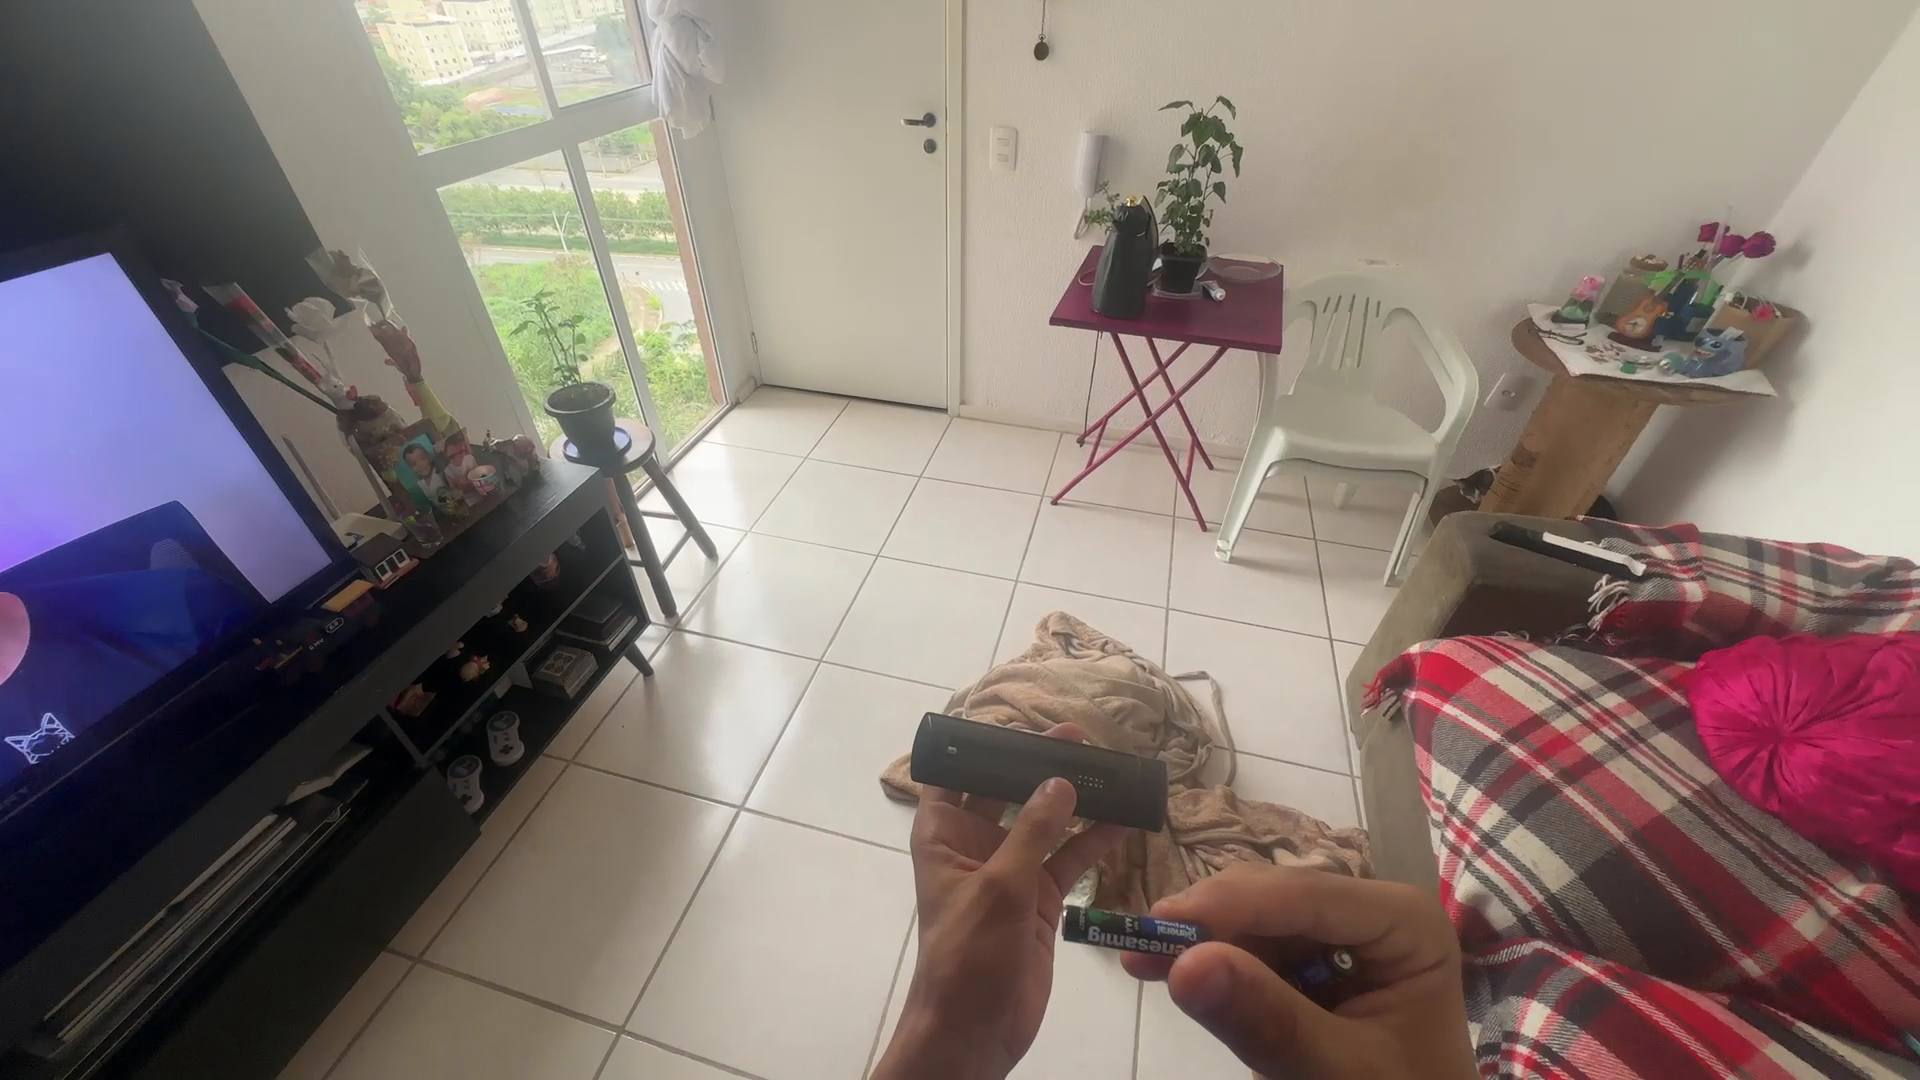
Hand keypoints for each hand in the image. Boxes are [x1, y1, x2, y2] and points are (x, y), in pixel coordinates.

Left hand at [873, 724, 1124, 1079]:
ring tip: (1107, 768)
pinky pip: (1068, 857)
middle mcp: (974, 840)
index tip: (1021, 724)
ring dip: (1072, 798)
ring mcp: (1009, 866)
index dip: (984, 746)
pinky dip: (1093, 839)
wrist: (975, 1031)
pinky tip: (1123, 819)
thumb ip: (1032, 830)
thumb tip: (1061, 780)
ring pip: (1044, 820)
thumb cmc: (967, 951)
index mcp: (943, 830)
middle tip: (1077, 736)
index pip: (958, 771)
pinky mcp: (1038, 895)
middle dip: (1039, 763)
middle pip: (1007, 788)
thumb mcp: (998, 885)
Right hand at [1121, 864, 1475, 1079]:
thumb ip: (1271, 1023)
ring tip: (1142, 959)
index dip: (1229, 903)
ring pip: (1249, 915)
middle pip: (1270, 897)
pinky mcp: (1308, 954)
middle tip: (1141, 945)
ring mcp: (1335, 929)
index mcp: (1401, 921)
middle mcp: (1366, 908)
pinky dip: (1207, 959)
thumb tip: (1184, 966)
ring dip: (1197, 939)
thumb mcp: (1343, 1078)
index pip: (1303, 894)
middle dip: (1207, 922)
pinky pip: (1247, 943)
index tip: (1160, 921)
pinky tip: (1164, 967)